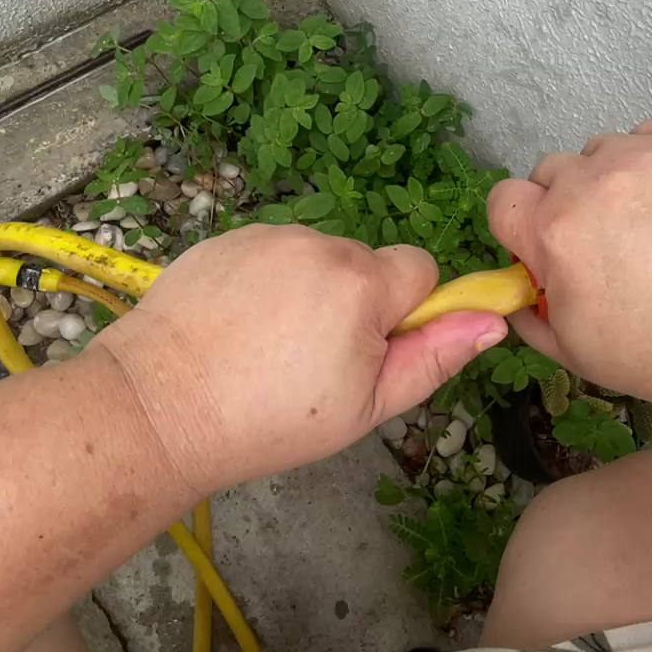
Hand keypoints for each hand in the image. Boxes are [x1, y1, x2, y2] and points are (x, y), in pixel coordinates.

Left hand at [90, 224, 507, 494]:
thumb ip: (435, 357)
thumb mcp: (366, 405)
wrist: (159, 405)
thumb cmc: (271, 418)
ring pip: (318, 256)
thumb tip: (492, 321)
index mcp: (361, 281)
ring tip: (268, 342)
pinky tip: (237, 322)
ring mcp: (269, 233)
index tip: (369, 346)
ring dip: (311, 287)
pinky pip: (273, 251)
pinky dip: (268, 278)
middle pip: (366, 263)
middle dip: (356, 299)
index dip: (404, 311)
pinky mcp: (229, 235)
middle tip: (312, 355)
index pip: (419, 268)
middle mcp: (319, 241)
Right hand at [488, 119, 651, 424]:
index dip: (520, 226)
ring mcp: (642, 155)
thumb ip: (531, 317)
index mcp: (554, 234)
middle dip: (564, 203)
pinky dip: (650, 163)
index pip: (502, 200)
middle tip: (605, 241)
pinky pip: (644, 138)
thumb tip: (518, 289)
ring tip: (650, 219)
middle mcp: (589, 182)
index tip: (548, 249)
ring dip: (607, 179)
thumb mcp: (581, 356)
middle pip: (548, 172)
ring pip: (597, 152)